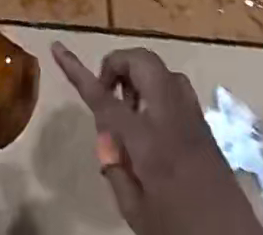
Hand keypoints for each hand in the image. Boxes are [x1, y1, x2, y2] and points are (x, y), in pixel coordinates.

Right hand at [53, 43, 260, 234]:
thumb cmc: (180, 233)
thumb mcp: (136, 212)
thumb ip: (115, 168)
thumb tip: (106, 136)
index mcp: (148, 140)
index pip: (104, 97)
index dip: (77, 70)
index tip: (57, 46)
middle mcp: (170, 116)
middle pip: (140, 62)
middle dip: (117, 65)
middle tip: (107, 94)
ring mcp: (192, 116)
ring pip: (160, 69)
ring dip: (138, 76)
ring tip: (129, 111)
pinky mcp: (205, 124)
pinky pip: (176, 86)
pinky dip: (157, 88)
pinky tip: (152, 121)